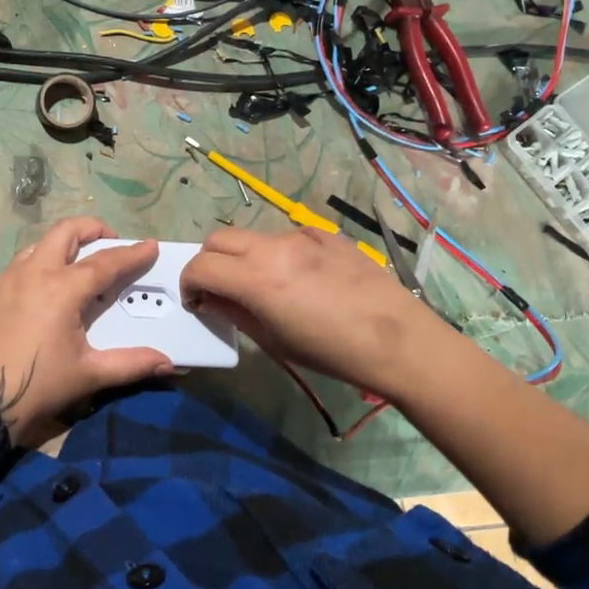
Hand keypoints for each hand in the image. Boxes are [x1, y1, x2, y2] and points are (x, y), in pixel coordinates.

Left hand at [0, 217, 174, 446]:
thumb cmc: (38, 385)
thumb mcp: (88, 375)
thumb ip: (130, 364)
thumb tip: (167, 363)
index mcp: (62, 288)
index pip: (104, 262)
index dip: (130, 254)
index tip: (149, 245)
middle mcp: (33, 272)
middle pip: (65, 232)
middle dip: (91, 229)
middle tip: (109, 241)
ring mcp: (6, 279)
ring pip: (38, 244)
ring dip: (62, 245)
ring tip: (76, 263)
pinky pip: (18, 265)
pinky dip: (38, 265)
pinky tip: (43, 289)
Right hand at [180, 226, 448, 397]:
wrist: (399, 340)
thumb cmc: (333, 353)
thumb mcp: (275, 341)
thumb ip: (236, 313)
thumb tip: (213, 298)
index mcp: (256, 278)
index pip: (201, 266)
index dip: (189, 283)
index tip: (196, 301)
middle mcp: (272, 247)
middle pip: (219, 239)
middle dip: (209, 261)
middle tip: (218, 288)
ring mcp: (301, 236)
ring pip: (253, 236)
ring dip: (243, 255)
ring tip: (263, 286)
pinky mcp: (326, 235)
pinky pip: (288, 237)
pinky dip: (278, 253)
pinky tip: (302, 279)